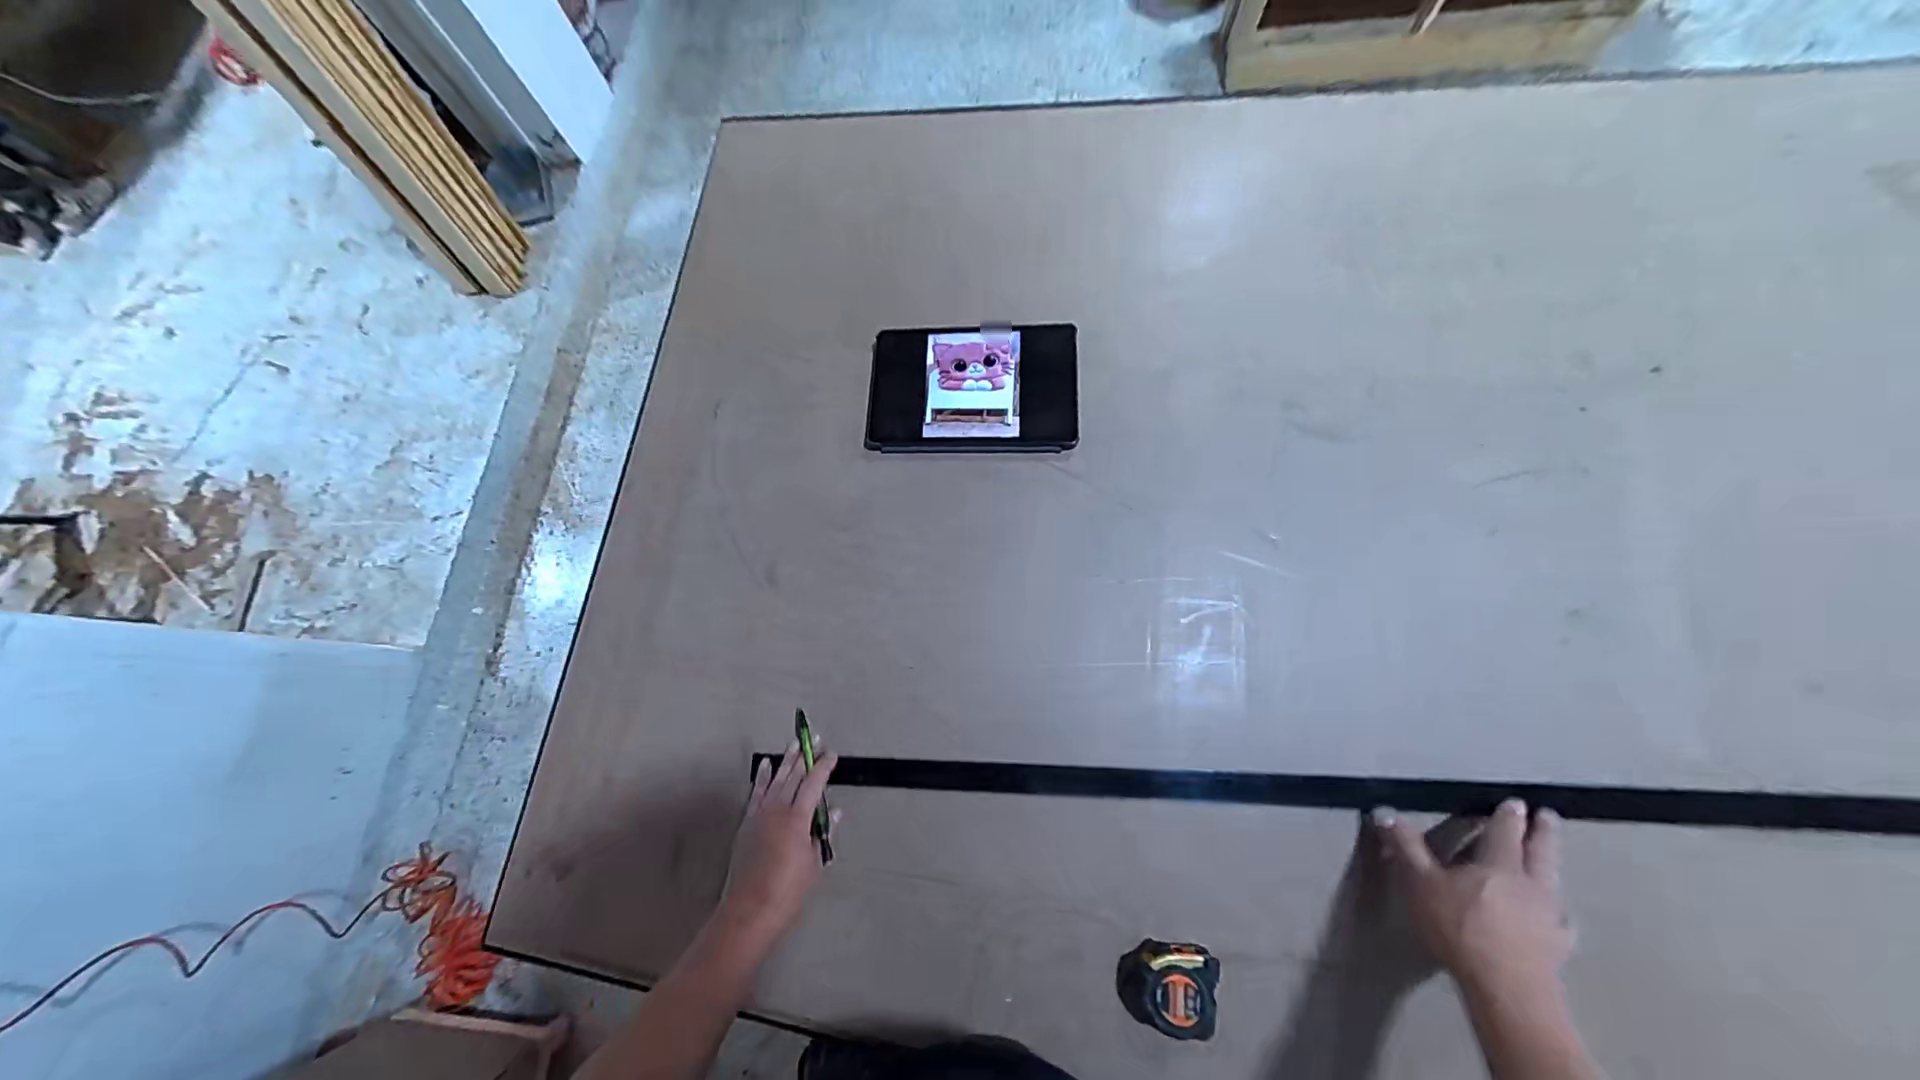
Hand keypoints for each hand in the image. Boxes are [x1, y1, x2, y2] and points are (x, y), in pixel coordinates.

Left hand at [719, 742, 838, 945]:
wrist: (749, 910)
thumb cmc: (788, 890)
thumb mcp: (814, 862)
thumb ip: (823, 833)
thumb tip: (835, 813)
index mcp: (797, 818)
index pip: (814, 784)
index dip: (823, 767)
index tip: (831, 755)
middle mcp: (777, 810)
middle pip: (793, 776)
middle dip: (805, 757)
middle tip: (813, 739)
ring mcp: (759, 815)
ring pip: (775, 780)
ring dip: (785, 761)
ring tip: (793, 744)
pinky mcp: (747, 824)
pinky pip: (757, 793)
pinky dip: (763, 778)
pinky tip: (766, 765)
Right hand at [1372, 799, 1570, 997]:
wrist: (1506, 988)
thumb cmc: (1458, 927)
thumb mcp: (1420, 882)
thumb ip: (1405, 846)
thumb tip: (1384, 811)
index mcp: (1499, 862)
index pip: (1506, 830)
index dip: (1509, 815)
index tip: (1516, 802)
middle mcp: (1530, 882)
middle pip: (1540, 850)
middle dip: (1543, 831)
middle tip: (1548, 816)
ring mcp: (1549, 915)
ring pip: (1554, 880)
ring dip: (1552, 865)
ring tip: (1551, 858)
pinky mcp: (1558, 945)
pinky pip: (1561, 918)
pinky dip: (1558, 909)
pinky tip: (1557, 916)